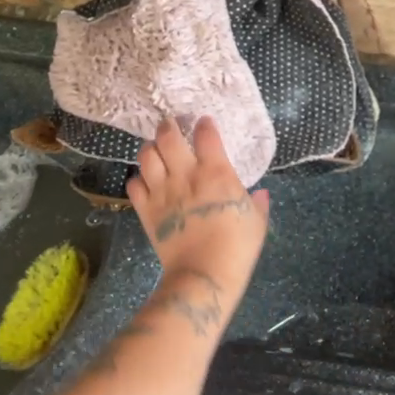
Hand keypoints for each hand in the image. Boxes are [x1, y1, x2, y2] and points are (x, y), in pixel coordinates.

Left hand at [126, 117, 269, 314]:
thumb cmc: (238, 245)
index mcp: (217, 172)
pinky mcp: (146, 209)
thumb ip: (259, 202)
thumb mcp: (258, 220)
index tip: (204, 122)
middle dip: (169, 126)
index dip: (204, 125)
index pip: (206, 135)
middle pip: (168, 137)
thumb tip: (261, 193)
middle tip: (171, 125)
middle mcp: (186, 175)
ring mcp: (162, 191)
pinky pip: (134, 184)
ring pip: (146, 155)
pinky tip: (146, 181)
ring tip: (155, 148)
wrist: (204, 271)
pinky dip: (138, 179)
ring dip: (150, 148)